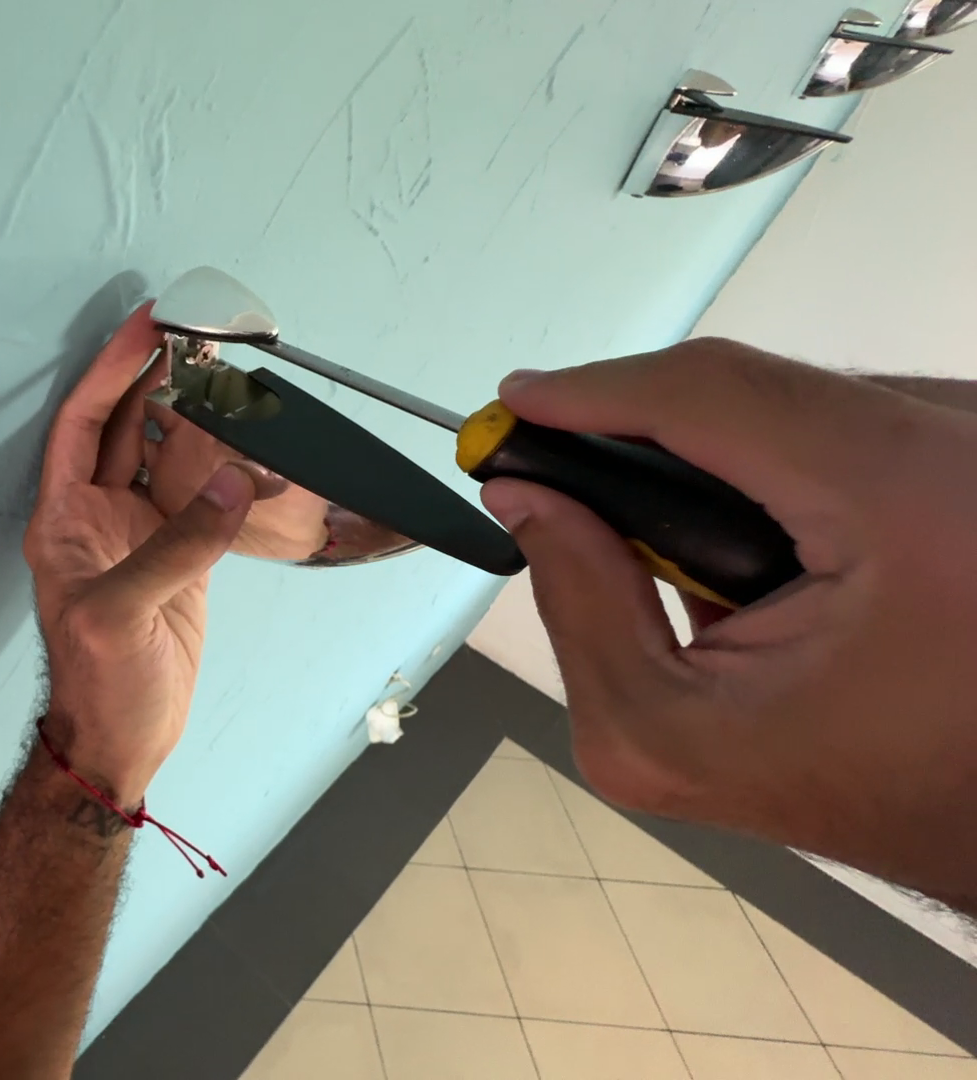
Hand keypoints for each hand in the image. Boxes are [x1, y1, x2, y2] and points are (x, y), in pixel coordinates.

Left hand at [24, 304, 255, 804]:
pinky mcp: (178, 557)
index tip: (142, 327)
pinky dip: (227, 474)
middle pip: (124, 428)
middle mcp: (97, 516)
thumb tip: (229, 485)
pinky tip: (253, 449)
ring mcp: (140, 534)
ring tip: (229, 376)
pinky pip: (202, 500)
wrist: (122, 736)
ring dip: (195, 420)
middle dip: (153, 380)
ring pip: (166, 458)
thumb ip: (172, 549)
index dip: (108, 372)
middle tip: (193, 333)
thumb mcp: (118, 615)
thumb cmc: (98, 683)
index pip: (81, 424)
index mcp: (63, 520)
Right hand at [481, 339, 976, 904]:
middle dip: (636, 428)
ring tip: (662, 535)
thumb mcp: (653, 727)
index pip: (718, 400)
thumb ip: (572, 603)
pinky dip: (766, 460)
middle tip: (561, 475)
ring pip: (797, 400)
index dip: (596, 390)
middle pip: (754, 392)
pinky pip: (848, 420)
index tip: (513, 402)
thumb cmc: (842, 790)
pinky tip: (748, 538)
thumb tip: (519, 495)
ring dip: (700, 449)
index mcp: (916, 518)